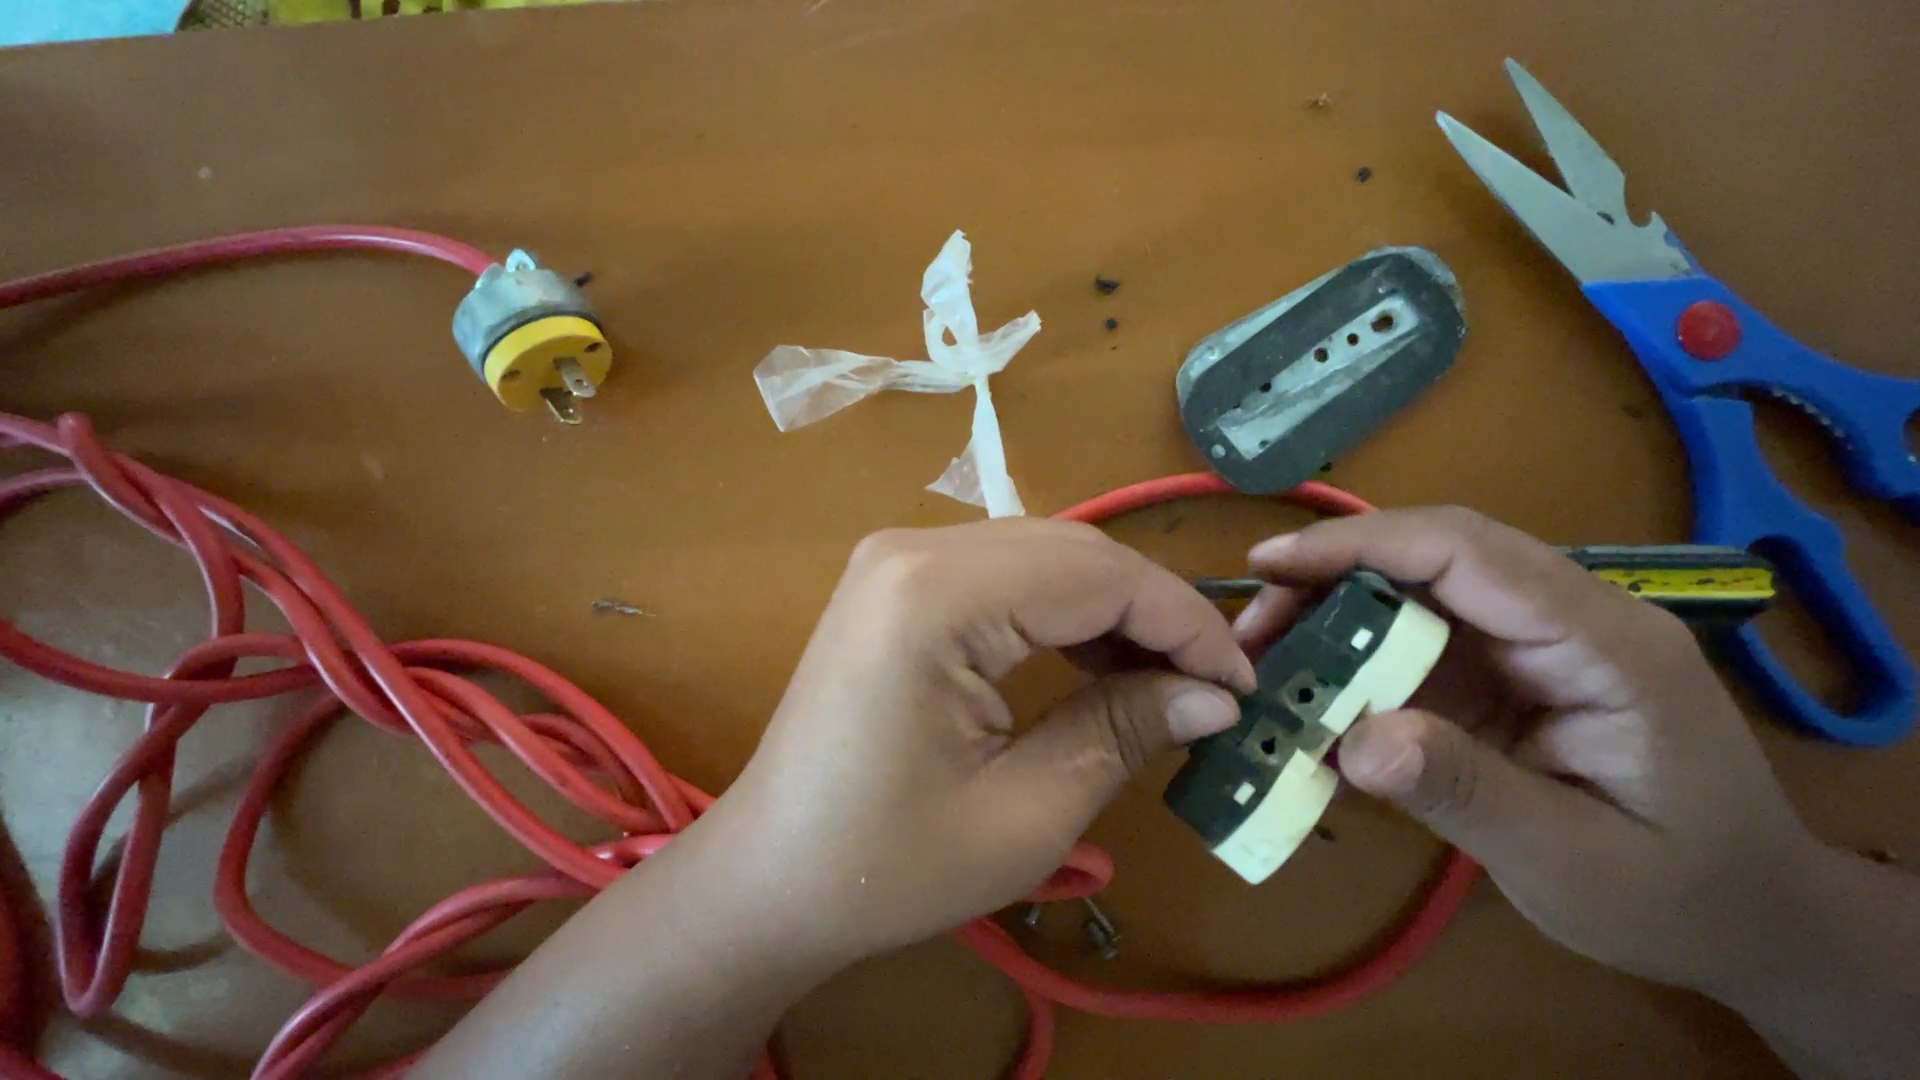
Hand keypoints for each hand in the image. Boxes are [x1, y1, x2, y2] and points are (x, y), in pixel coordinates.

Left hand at [700, 517, 1255, 963]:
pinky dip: (1057, 610)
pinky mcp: (893, 581)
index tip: (1241, 685)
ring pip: (1042, 554)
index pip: (1098, 575)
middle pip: (1072, 551)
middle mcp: (912, 548)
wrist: (770, 875)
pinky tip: (1091, 660)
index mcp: (936, 595)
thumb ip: (1123, 731)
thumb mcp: (1025, 813)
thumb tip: (1216, 694)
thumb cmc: (888, 864)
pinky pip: (1001, 574)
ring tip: (1159, 680)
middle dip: (1151, 612)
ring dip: (1108, 608)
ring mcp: (895, 557)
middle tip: (1208, 686)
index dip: (1184, 624)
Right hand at [1235, 506, 1819, 999]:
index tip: (1268, 565)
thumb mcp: (1569, 860)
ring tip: (1262, 658)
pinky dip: (1348, 658)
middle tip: (1248, 628)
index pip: (1467, 552)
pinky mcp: (1498, 670)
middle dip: (1326, 576)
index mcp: (1601, 641)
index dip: (1360, 545)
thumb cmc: (1677, 891)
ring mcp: (1527, 642)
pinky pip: (1410, 642)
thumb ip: (1467, 792)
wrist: (1746, 916)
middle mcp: (1561, 618)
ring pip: (1409, 593)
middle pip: (1428, 558)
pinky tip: (1306, 692)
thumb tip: (1358, 742)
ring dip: (1327, 616)